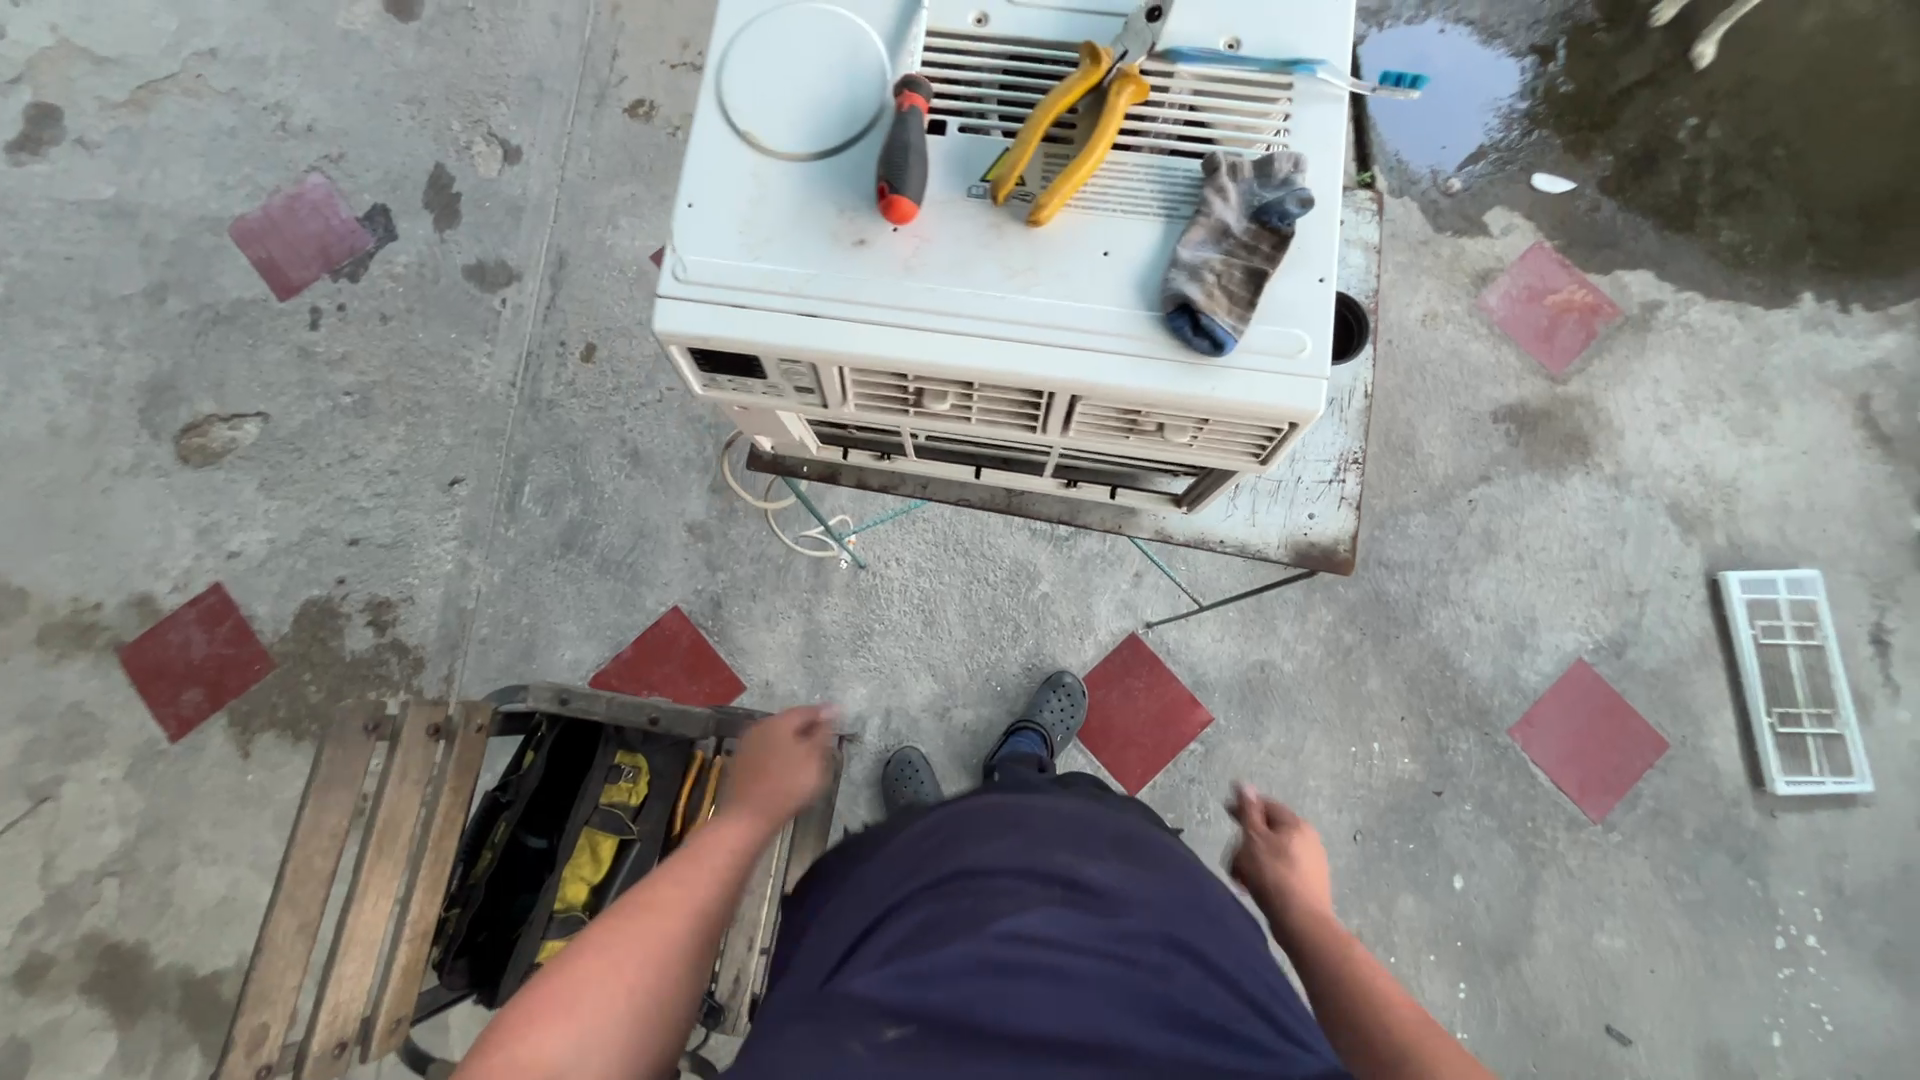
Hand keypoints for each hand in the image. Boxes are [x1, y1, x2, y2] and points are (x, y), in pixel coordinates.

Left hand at [720, 706, 838, 834]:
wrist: (747, 817)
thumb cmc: (787, 785)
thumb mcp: (814, 757)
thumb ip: (823, 733)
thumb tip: (830, 711)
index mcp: (778, 722)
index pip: (806, 711)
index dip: (824, 714)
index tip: (838, 717)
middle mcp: (759, 727)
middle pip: (788, 722)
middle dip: (807, 728)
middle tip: (824, 736)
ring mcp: (747, 746)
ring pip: (776, 737)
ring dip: (793, 742)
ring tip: (808, 754)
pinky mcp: (740, 764)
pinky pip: (767, 752)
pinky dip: (780, 755)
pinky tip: (787, 768)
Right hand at [1228, 783, 1334, 941]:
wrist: (1302, 922)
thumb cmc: (1273, 875)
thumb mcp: (1254, 838)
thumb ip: (1248, 811)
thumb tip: (1244, 784)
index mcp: (1296, 824)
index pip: (1266, 805)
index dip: (1244, 807)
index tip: (1226, 813)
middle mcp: (1308, 838)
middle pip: (1268, 831)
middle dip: (1246, 842)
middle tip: (1232, 857)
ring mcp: (1311, 862)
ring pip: (1272, 852)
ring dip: (1252, 860)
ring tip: (1241, 877)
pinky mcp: (1310, 883)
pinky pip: (1281, 869)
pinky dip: (1265, 873)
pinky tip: (1255, 887)